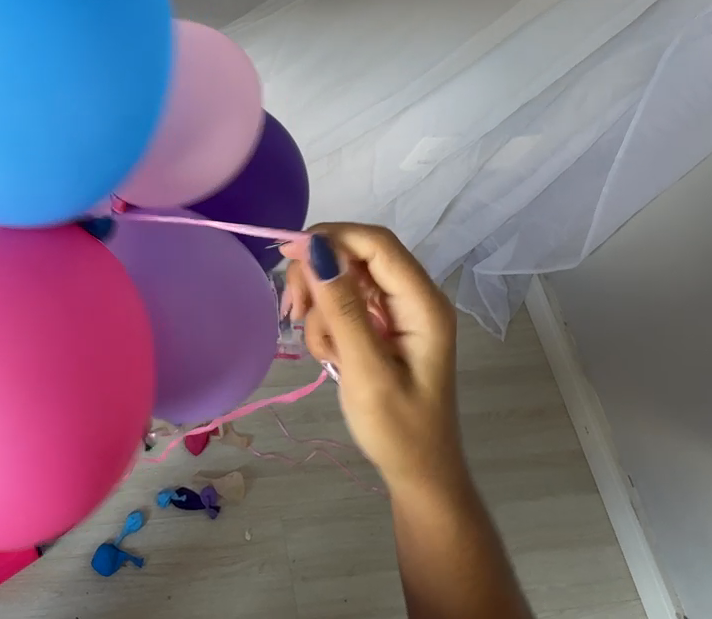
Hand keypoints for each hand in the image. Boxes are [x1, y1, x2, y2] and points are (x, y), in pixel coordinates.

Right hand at [283, 223, 463, 492]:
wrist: (418, 474)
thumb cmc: (398, 429)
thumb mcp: (366, 371)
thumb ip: (341, 308)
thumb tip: (315, 250)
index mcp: (423, 304)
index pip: (377, 243)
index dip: (332, 237)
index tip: (287, 254)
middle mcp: (413, 297)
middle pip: (356, 255)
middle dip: (320, 275)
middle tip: (294, 310)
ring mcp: (397, 311)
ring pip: (344, 278)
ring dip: (320, 304)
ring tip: (320, 348)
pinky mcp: (382, 325)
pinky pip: (345, 302)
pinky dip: (327, 321)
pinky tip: (330, 355)